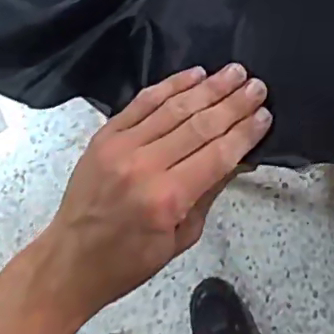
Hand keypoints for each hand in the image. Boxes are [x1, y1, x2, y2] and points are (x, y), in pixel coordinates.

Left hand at [36, 64, 271, 321]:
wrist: (68, 262)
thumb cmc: (129, 261)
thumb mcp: (181, 239)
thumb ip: (210, 192)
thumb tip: (239, 155)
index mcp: (167, 199)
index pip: (218, 155)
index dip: (245, 132)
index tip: (265, 113)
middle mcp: (145, 166)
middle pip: (200, 125)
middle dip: (234, 104)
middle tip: (258, 85)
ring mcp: (121, 146)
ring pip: (175, 107)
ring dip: (209, 87)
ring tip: (234, 72)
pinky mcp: (105, 134)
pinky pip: (143, 102)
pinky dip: (171, 85)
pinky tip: (195, 74)